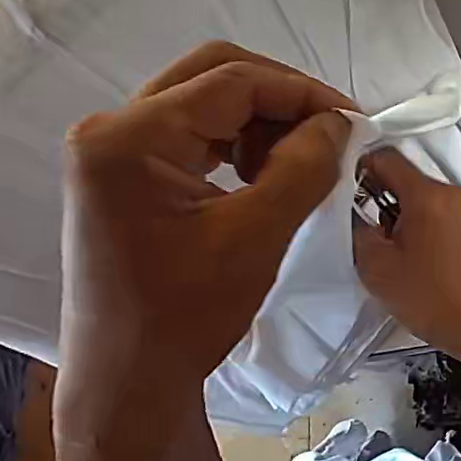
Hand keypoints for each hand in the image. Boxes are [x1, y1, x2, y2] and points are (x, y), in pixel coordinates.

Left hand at [58, 42, 353, 438]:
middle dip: (278, 98)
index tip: (351, 119)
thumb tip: (337, 121)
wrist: (128, 382)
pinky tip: (260, 172)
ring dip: (255, 121)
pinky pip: (186, 136)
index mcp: (130, 138)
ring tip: (297, 158)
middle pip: (210, 77)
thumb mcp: (257, 236)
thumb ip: (304, 165)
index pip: (231, 81)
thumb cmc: (186, 317)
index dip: (300, 92)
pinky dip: (230, 144)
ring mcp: (110, 152)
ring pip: (200, 103)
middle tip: (328, 129)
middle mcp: (109, 131)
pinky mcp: (120, 175)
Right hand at [351, 147, 460, 362]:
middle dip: (369, 191)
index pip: (384, 157)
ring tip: (372, 238)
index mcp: (424, 194)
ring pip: (407, 190)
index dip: (356, 167)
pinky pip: (420, 206)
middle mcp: (443, 192)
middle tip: (351, 217)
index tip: (340, 186)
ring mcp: (451, 207)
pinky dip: (401, 218)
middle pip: (396, 172)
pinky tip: (390, 246)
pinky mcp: (452, 223)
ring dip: (385, 207)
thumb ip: (355, 226)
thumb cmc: (428, 296)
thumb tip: (349, 210)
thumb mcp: (374, 262)